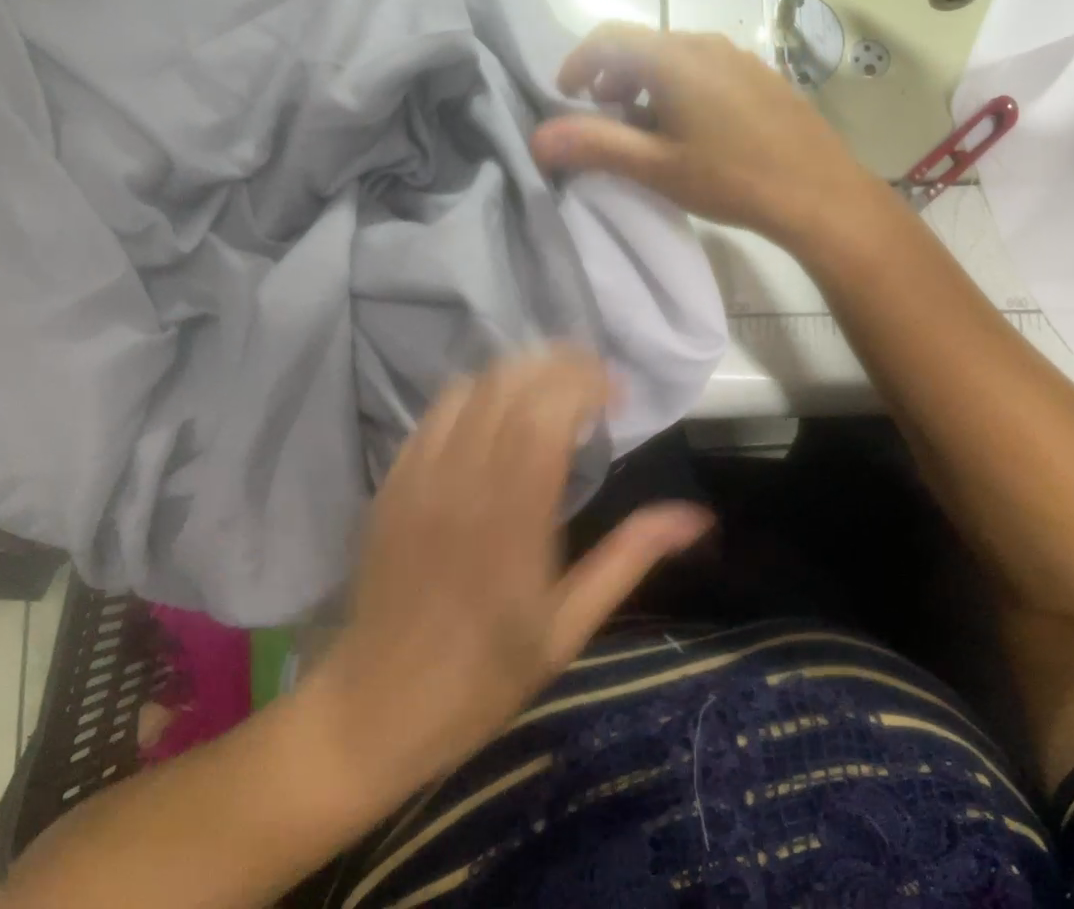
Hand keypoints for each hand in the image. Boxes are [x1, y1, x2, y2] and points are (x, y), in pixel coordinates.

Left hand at [308, 350, 712, 799]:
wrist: (378, 707)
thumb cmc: (484, 677)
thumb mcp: (568, 628)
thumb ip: (628, 559)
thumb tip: (695, 517)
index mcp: (513, 518)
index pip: (547, 412)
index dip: (586, 382)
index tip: (619, 395)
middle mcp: (461, 483)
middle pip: (508, 386)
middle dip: (558, 366)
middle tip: (595, 385)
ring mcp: (417, 479)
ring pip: (468, 389)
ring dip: (516, 377)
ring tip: (549, 397)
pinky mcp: (390, 485)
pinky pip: (432, 416)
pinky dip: (473, 399)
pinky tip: (493, 421)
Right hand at [531, 22, 879, 245]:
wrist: (818, 192)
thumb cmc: (730, 179)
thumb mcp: (656, 167)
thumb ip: (596, 146)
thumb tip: (538, 137)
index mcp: (673, 59)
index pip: (608, 37)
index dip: (577, 62)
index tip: (565, 96)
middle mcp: (705, 45)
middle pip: (643, 46)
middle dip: (612, 78)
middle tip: (605, 119)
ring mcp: (739, 58)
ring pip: (676, 59)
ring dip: (647, 86)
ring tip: (647, 132)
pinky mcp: (762, 77)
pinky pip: (707, 71)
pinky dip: (681, 90)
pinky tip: (693, 133)